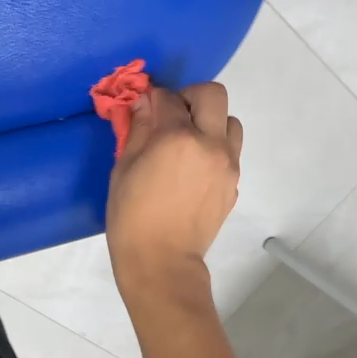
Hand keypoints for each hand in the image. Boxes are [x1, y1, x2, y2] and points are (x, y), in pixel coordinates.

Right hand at [104, 82, 243, 291]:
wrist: (162, 262)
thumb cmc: (131, 221)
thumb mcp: (122, 173)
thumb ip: (136, 133)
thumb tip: (142, 105)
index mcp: (176, 138)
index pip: (168, 99)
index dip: (153, 98)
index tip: (143, 106)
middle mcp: (210, 143)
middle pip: (212, 95)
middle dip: (190, 98)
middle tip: (172, 116)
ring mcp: (228, 163)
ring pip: (229, 121)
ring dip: (210, 122)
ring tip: (188, 143)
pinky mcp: (233, 183)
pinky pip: (230, 151)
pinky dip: (214, 149)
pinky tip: (193, 170)